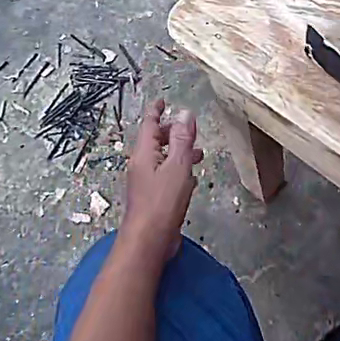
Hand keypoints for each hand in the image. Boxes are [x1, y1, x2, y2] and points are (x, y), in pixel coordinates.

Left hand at [119, 98, 200, 267]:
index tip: (163, 100)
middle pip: (154, 140)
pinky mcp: (153, 195)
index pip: (149, 125)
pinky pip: (165, 172)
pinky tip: (191, 176)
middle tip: (188, 128)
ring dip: (177, 150)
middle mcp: (141, 165)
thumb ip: (182, 140)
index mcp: (143, 155)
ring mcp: (145, 181)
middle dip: (170, 131)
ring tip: (198, 151)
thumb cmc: (162, 202)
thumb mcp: (177, 166)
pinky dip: (177, 167)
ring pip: (161, 157)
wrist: (149, 240)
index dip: (156, 111)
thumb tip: (184, 114)